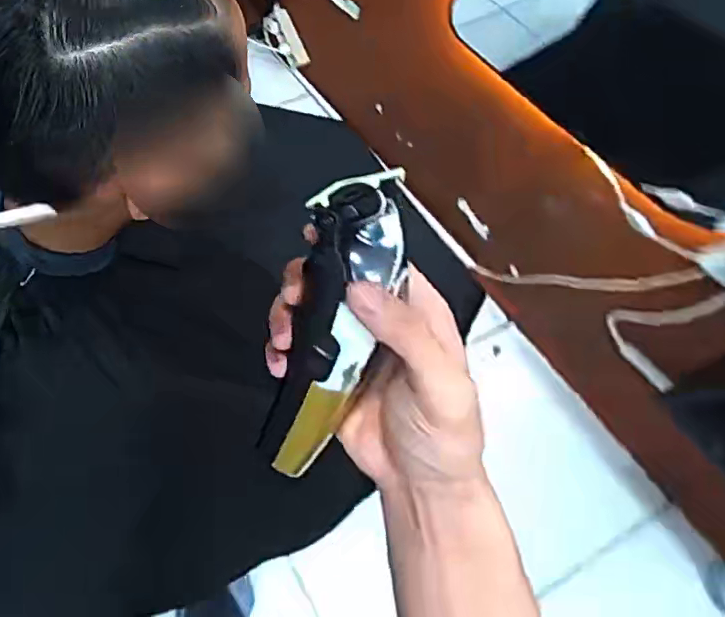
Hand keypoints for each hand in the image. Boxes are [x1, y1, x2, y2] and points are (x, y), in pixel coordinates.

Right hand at [267, 229, 485, 495]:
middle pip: (330, 274)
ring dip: (284, 313)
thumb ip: (407, 335)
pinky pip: (291, 337)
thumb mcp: (442, 385)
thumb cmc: (446, 435)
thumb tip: (361, 289)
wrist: (417, 484)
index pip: (380, 259)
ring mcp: (346, 337)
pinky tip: (282, 361)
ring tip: (286, 340)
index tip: (317, 240)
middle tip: (294, 298)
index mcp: (414, 310)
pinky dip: (278, 344)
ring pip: (304, 301)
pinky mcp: (321, 360)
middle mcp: (377, 316)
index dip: (348, 243)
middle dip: (302, 280)